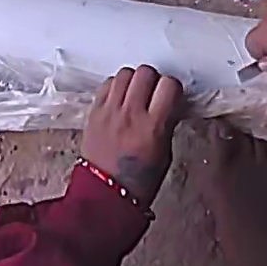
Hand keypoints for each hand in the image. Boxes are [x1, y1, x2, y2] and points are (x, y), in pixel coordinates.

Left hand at [80, 66, 182, 205]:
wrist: (105, 193)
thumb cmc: (139, 180)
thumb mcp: (165, 153)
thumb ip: (167, 122)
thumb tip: (169, 102)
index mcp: (153, 127)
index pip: (169, 86)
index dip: (172, 87)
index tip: (171, 95)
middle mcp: (130, 114)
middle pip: (145, 72)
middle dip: (153, 80)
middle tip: (153, 92)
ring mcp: (110, 111)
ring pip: (125, 73)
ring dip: (134, 80)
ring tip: (135, 94)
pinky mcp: (94, 111)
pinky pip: (107, 84)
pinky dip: (116, 86)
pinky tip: (120, 99)